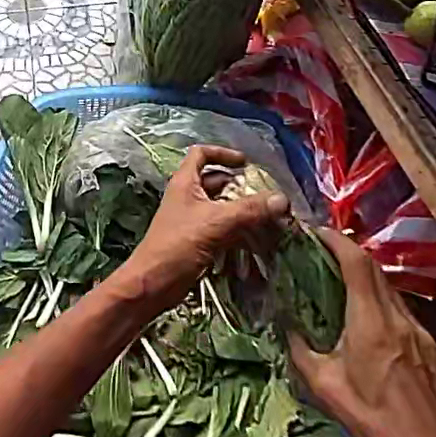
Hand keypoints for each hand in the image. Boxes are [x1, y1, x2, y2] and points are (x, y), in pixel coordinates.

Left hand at [114, 145, 287, 311]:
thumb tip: (282, 199)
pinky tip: (257, 244)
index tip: (245, 162)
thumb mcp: (215, 223)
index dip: (223, 153)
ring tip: (270, 222)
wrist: (153, 283)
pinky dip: (239, 233)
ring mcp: (192, 219)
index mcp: (185, 182)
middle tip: (267, 198)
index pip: (201, 154)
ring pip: (223, 208)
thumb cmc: (178, 245)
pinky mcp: (197, 240)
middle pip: (217, 183)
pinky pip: (222, 229)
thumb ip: (249, 209)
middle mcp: (188, 196)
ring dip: (244, 214)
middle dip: (242, 189)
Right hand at [289, 228, 435, 436]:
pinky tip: (380, 340)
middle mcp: (401, 321)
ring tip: (348, 297)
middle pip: (375, 272)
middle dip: (349, 256)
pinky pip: (410, 322)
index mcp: (371, 323)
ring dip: (369, 288)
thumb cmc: (376, 426)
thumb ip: (300, 350)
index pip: (356, 262)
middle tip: (325, 257)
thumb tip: (286, 325)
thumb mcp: (325, 388)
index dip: (336, 240)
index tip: (318, 232)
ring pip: (393, 296)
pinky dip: (389, 316)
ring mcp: (425, 336)